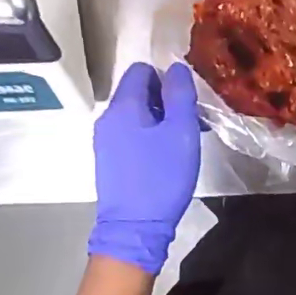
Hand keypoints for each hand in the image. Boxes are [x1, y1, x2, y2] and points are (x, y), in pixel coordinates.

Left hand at [88, 62, 201, 273]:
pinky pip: (130, 135)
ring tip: (181, 143)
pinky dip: (149, 137)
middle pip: (137, 92)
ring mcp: (105, 141)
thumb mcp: (181, 133)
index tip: (187, 101)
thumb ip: (180, 96)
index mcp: (123, 106)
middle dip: (165, 101)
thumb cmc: (162, 177)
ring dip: (160, 121)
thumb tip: (176, 68)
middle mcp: (107, 118)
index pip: (141, 70)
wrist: (135, 226)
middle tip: (191, 123)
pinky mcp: (109, 160)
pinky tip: (165, 158)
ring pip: (136, 116)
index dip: (167, 78)